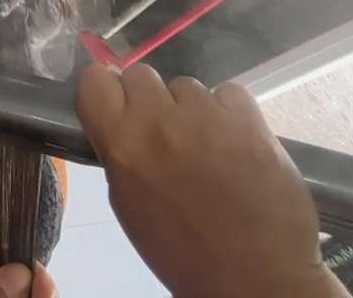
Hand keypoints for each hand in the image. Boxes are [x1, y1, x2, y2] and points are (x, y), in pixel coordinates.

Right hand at [76, 63, 343, 297]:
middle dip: (149, 98)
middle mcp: (159, 122)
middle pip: (140, 74)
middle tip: (163, 128)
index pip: (95, 78)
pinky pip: (229, 93)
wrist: (257, 281)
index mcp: (122, 143)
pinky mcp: (251, 124)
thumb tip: (119, 114)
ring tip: (206, 143)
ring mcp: (207, 119)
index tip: (117, 105)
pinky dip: (229, 111)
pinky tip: (234, 139)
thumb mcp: (125, 200)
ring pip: (186, 85)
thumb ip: (116, 147)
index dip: (105, 90)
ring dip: (190, 108)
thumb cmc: (180, 248)